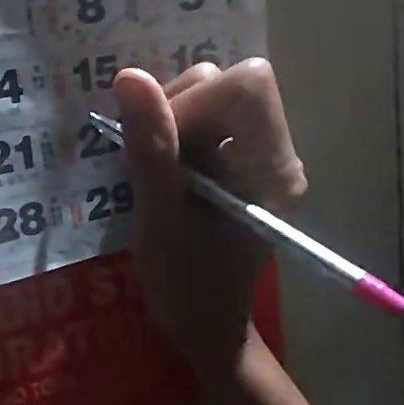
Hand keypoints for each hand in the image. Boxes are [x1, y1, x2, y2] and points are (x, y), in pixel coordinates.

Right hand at [114, 59, 305, 384]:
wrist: (205, 327)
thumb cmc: (186, 284)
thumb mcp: (161, 220)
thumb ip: (151, 149)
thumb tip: (130, 77)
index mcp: (271, 165)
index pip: (247, 85)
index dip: (195, 100)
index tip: (161, 147)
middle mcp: (273, 151)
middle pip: (224, 84)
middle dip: (174, 110)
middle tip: (151, 160)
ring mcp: (254, 155)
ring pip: (207, 96)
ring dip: (167, 123)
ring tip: (153, 172)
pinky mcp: (235, 162)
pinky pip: (200, 119)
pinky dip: (169, 134)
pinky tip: (159, 171)